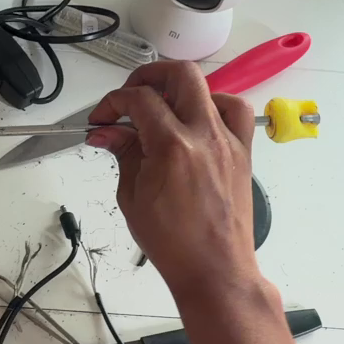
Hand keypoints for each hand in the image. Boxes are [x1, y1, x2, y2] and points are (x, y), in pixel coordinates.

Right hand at [84, 61, 260, 302]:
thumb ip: (123, 153)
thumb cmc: (174, 242)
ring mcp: (228, 142)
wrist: (215, 269)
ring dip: (181, 89)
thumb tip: (107, 132)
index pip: (138, 99)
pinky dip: (214, 106)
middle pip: (180, 74)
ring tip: (162, 106)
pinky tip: (196, 120)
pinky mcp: (241, 153)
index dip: (112, 102)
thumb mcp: (132, 196)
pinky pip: (235, 112)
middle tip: (130, 96)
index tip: (102, 117)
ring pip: (210, 88)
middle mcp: (204, 136)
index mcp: (172, 147)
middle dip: (148, 76)